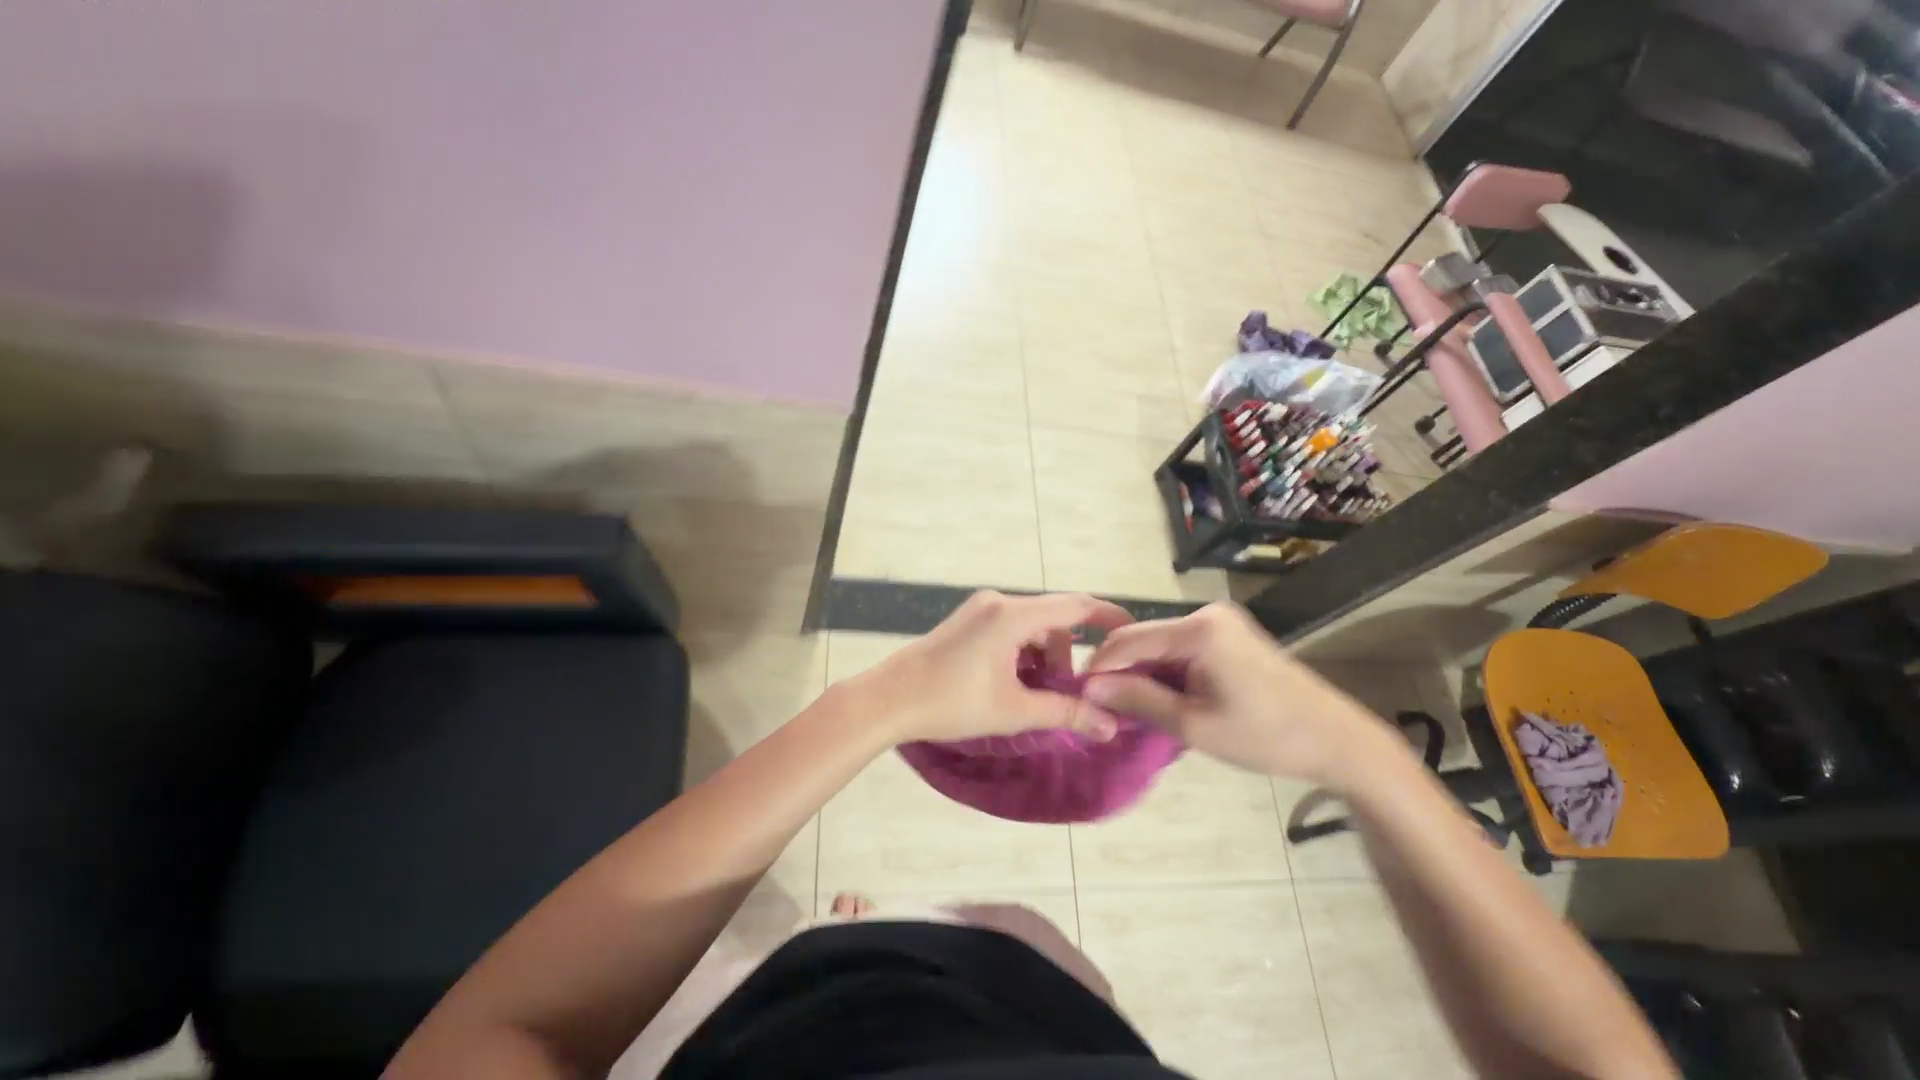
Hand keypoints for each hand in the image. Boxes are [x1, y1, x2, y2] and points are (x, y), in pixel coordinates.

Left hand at [849, 591, 1134, 744]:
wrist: (888, 700)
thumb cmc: (950, 703)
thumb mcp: (1014, 710)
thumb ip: (1066, 712)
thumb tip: (1110, 725)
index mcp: (1012, 614)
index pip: (1076, 605)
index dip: (1108, 617)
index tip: (1132, 633)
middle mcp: (998, 601)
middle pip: (1053, 620)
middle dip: (1068, 657)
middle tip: (1070, 696)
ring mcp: (980, 609)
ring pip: (1032, 628)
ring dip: (1044, 659)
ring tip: (1037, 698)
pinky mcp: (968, 621)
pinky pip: (1010, 631)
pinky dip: (1022, 656)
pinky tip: (1014, 687)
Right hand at [1081, 602, 1395, 786]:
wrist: (1336, 740)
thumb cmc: (1265, 736)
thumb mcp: (1194, 725)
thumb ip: (1138, 700)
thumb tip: (1090, 689)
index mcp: (1198, 630)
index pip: (1127, 640)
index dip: (1098, 668)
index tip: (1079, 699)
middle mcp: (1207, 614)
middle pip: (1143, 639)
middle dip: (1120, 672)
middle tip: (1104, 712)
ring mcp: (1222, 622)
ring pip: (1161, 645)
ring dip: (1143, 675)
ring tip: (1131, 712)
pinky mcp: (1232, 635)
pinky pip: (1183, 649)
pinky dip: (1168, 673)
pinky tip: (1164, 702)